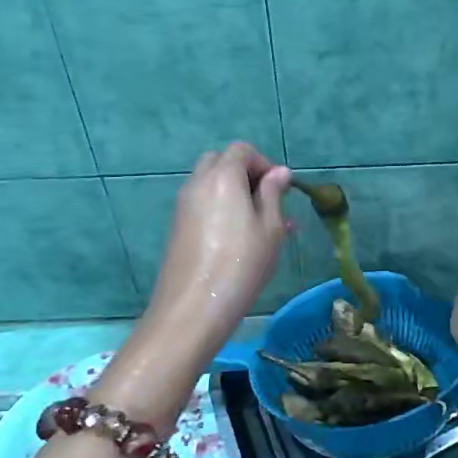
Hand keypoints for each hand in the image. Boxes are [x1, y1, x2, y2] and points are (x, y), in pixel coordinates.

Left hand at [143, 143, 292, 347]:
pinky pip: (201, 204)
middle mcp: (198, 183)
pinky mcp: (177, 226)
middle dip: (245, 174)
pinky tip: (238, 240)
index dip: (264, 163)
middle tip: (267, 202)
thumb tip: (279, 173)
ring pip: (210, 184)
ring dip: (233, 193)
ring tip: (258, 226)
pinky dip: (219, 209)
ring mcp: (183, 205)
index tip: (281, 189)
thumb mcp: (270, 228)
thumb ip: (273, 194)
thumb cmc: (241, 264)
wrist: (193, 307)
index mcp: (223, 176)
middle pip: (221, 162)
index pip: (242, 150)